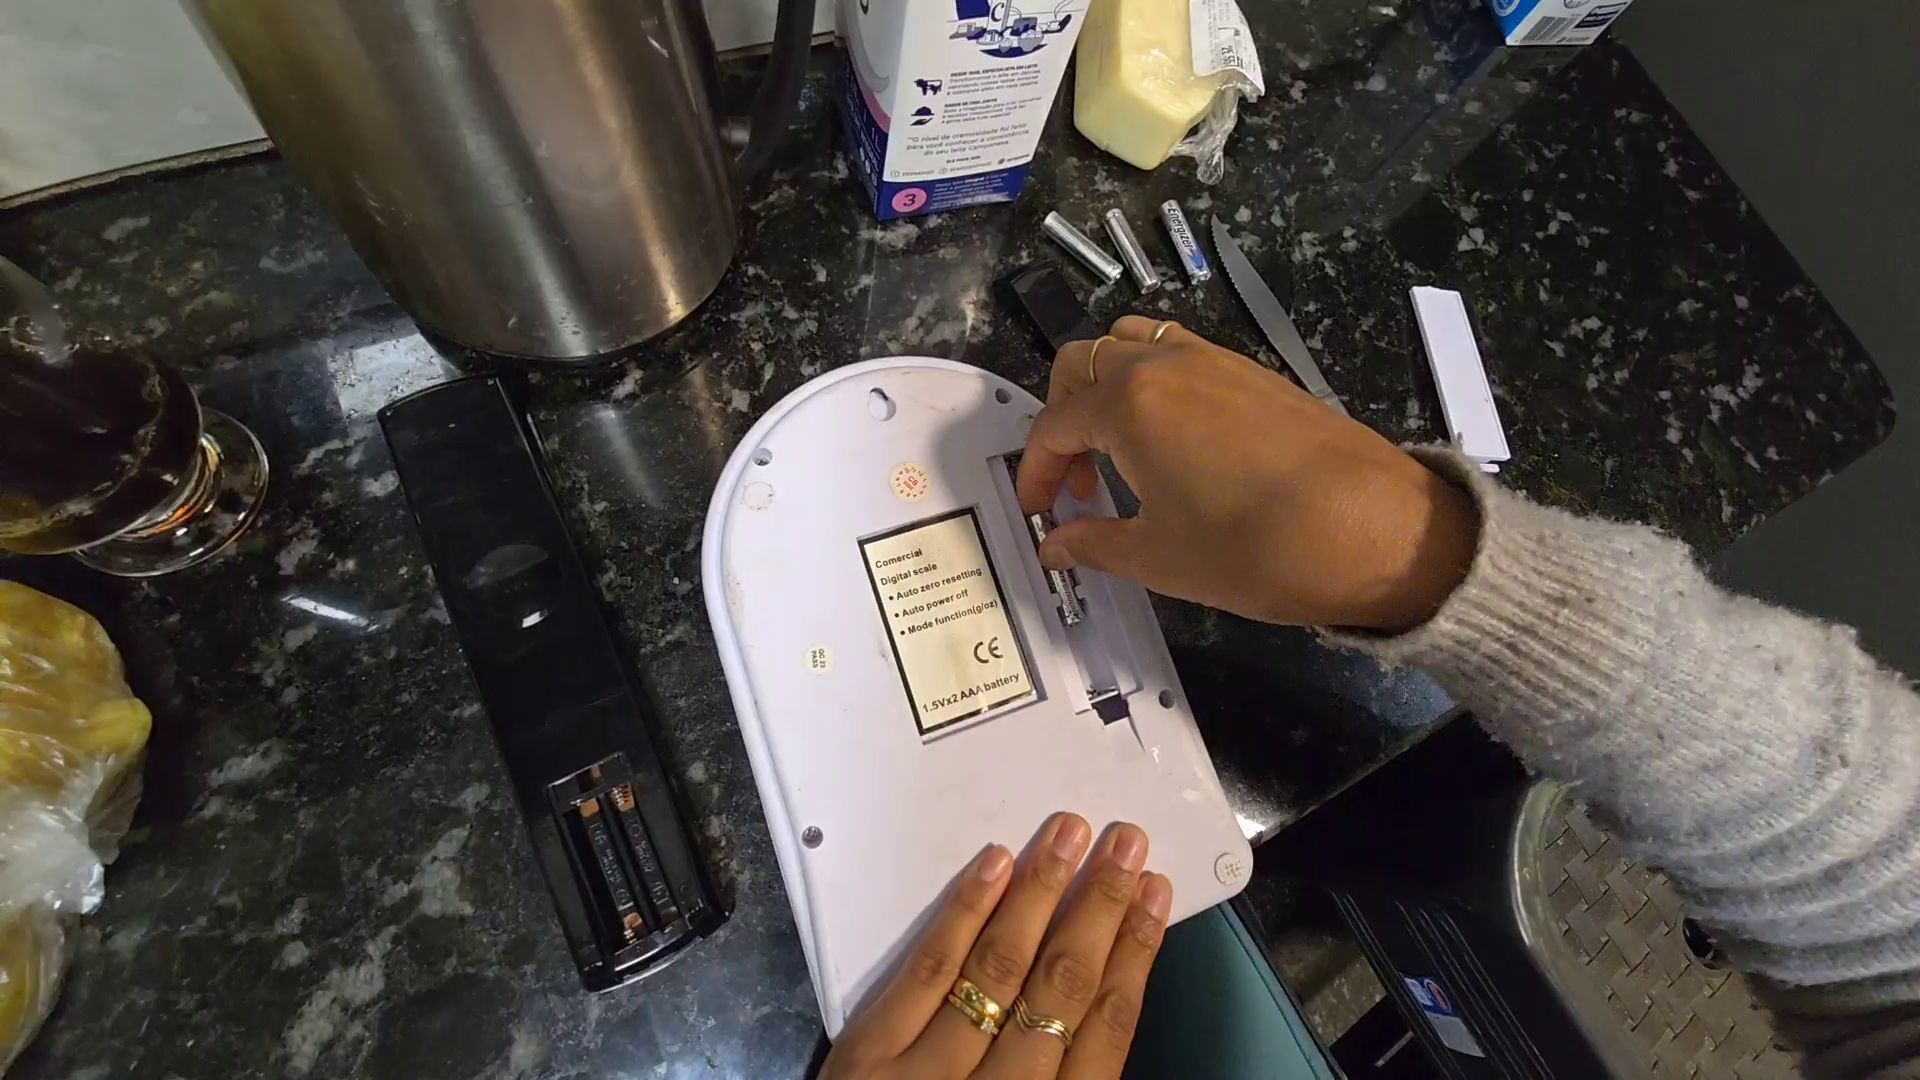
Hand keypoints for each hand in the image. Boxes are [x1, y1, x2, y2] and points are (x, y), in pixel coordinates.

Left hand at [820, 814, 1171, 1079]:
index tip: (1155, 890)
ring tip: (1069, 833)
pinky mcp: (872, 1052)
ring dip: (1040, 891)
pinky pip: (930, 969)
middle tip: (1126, 841)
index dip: (1135, 952)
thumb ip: (1067, 1073)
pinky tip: (996, 863)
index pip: (1107, 1027)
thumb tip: (1108, 984)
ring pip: (1000, 965)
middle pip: (1060, 986)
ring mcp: (930, 1071)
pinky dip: (966, 912)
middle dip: (1098, 906)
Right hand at [1015, 317, 1478, 630]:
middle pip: (1081, 365)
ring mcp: (1212, 358)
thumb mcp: (1157, 557)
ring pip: (1129, 345)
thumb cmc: (1252, 549)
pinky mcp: (1250, 369)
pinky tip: (1171, 441)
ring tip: (1116, 450)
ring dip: (1103, 391)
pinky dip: (1149, 385)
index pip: (1053, 426)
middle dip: (1061, 421)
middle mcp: (1164, 365)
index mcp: (1129, 405)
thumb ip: (1092, 544)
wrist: (1377, 533)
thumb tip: (1054, 547)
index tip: (1039, 511)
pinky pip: (1176, 354)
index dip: (1034, 472)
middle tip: (1077, 480)